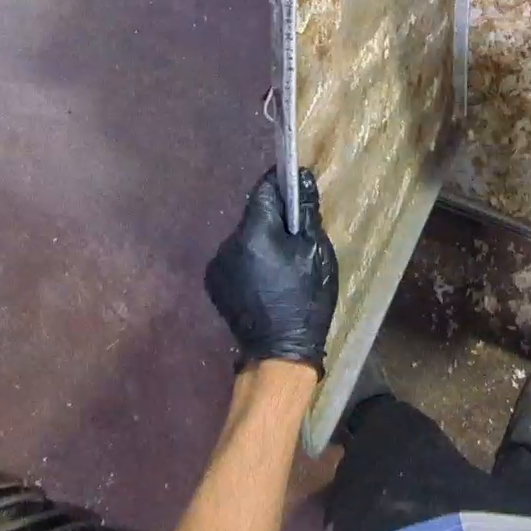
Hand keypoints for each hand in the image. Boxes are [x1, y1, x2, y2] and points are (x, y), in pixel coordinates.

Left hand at [205, 168, 338, 374]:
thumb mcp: (315, 252)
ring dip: (262, 239)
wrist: (280, 352)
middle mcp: (228, 244)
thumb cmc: (305, 299)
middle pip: (253, 214)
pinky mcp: (214, 282)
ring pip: (244, 236)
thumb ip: (306, 212)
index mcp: (254, 233)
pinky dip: (251, 258)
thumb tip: (302, 178)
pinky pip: (236, 256)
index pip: (264, 190)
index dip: (281, 186)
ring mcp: (218, 265)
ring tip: (283, 260)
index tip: (296, 192)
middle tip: (297, 235)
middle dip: (274, 218)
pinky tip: (267, 277)